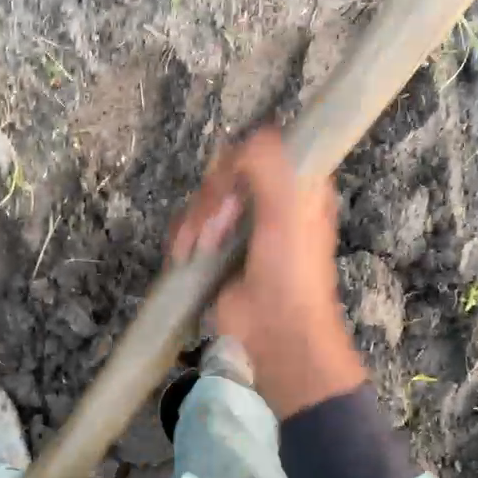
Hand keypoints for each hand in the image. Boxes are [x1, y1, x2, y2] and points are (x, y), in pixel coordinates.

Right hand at [168, 128, 366, 418]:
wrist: (275, 329)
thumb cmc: (291, 270)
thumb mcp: (290, 206)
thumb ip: (266, 162)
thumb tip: (233, 148)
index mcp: (296, 186)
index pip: (258, 150)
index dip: (239, 162)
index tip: (234, 183)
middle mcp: (267, 203)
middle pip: (223, 174)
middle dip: (213, 199)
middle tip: (220, 225)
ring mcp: (238, 230)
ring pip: (201, 202)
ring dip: (195, 222)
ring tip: (203, 249)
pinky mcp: (213, 255)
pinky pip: (186, 229)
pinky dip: (181, 239)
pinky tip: (186, 254)